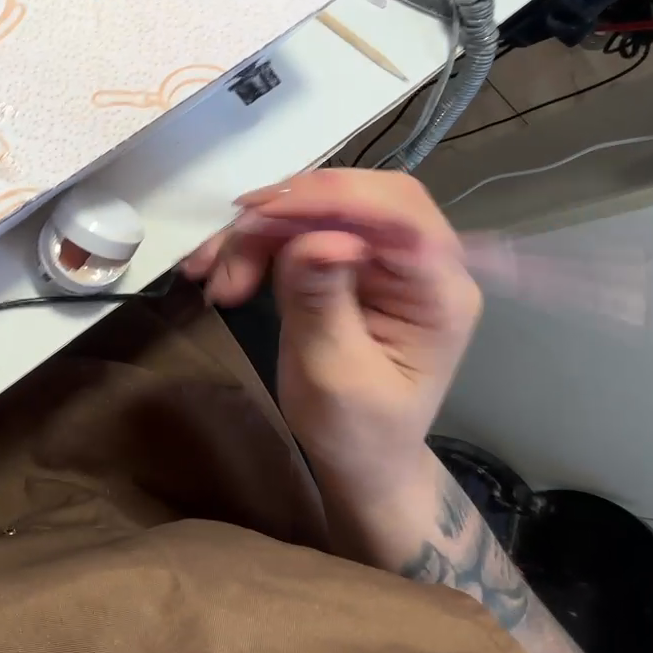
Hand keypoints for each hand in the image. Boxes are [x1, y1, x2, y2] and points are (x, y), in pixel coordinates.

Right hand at [181, 170, 482, 496]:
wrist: (354, 456)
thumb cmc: (353, 428)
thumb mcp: (332, 373)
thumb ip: (323, 302)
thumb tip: (320, 239)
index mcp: (438, 291)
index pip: (399, 214)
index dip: (331, 199)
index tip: (260, 214)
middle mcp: (416, 262)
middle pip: (355, 197)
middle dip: (286, 212)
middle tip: (230, 246)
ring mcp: (379, 259)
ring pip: (315, 209)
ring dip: (255, 235)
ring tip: (214, 280)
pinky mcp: (344, 262)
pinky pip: (295, 231)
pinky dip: (250, 244)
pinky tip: (216, 271)